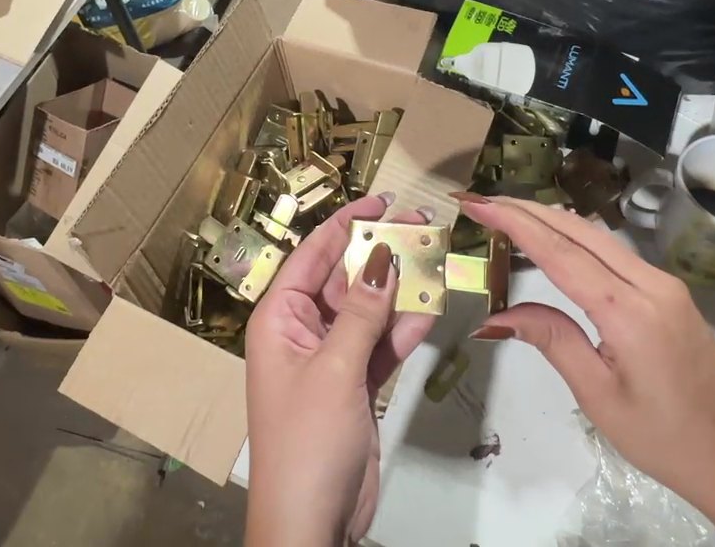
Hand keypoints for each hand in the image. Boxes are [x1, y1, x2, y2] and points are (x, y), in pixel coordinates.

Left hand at [245, 193, 436, 546]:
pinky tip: (431, 305)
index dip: (347, 223)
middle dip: (380, 251)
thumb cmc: (305, 443)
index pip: (313, 255)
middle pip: (346, 277)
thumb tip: (382, 256)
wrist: (311, 523)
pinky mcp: (357, 382)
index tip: (381, 199)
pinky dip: (405, 327)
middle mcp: (304, 330)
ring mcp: (333, 356)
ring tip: (434, 255)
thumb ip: (362, 312)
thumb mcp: (333, 369)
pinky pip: (382, 343)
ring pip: (369, 308)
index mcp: (280, 318)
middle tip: (420, 223)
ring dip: (400, 286)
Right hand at [451, 193, 714, 546]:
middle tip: (481, 200)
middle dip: (526, 209)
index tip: (477, 203)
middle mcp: (650, 283)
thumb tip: (498, 314)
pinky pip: (613, 251)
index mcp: (629, 311)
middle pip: (578, 229)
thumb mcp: (598, 396)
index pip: (559, 251)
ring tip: (505, 213)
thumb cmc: (666, 439)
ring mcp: (665, 284)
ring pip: (597, 235)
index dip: (514, 223)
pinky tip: (552, 237)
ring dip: (550, 219)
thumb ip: (551, 340)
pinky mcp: (670, 292)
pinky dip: (574, 236)